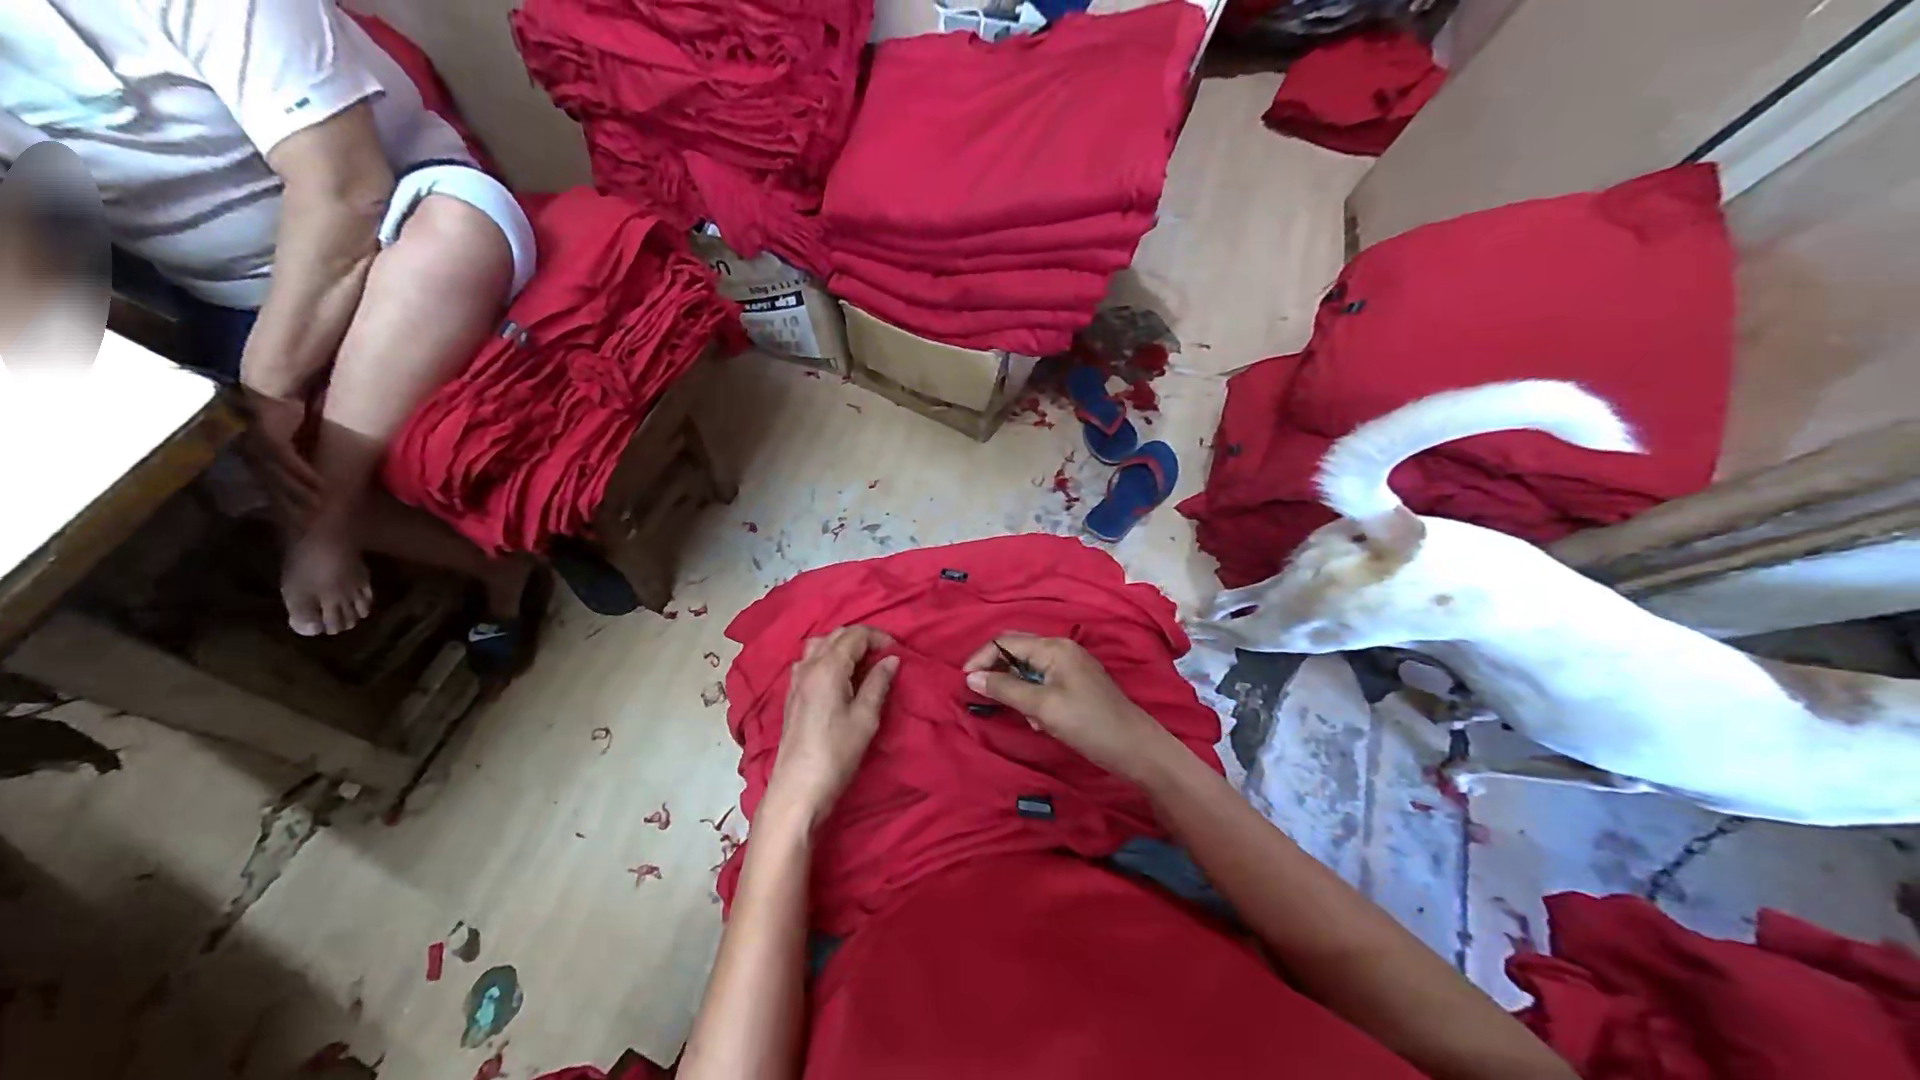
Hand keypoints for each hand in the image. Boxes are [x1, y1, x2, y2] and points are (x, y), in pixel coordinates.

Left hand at [239, 386, 324, 523]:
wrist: (273, 383)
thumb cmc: (285, 406)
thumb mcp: (294, 432)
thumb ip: (301, 448)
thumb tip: (317, 464)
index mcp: (257, 455)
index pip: (272, 485)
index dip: (285, 503)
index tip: (300, 520)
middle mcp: (254, 454)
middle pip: (275, 486)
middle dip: (291, 506)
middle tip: (309, 524)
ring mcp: (260, 446)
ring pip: (281, 477)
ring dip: (300, 494)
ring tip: (320, 509)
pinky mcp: (271, 438)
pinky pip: (289, 461)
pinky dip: (303, 474)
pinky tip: (320, 486)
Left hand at [764, 625, 899, 827]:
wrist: (798, 788)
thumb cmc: (837, 753)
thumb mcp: (866, 718)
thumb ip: (878, 683)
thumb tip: (891, 660)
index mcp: (827, 667)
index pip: (855, 635)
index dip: (878, 637)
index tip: (896, 652)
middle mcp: (808, 667)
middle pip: (836, 635)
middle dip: (861, 639)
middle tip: (883, 656)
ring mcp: (796, 680)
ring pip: (820, 646)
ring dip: (842, 646)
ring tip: (862, 665)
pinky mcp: (792, 695)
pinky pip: (810, 662)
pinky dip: (828, 658)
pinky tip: (840, 679)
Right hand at [963, 634, 1175, 784]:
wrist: (1136, 749)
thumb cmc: (1089, 724)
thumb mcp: (1042, 708)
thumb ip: (1005, 689)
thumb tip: (971, 678)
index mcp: (1054, 647)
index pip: (1006, 642)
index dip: (982, 659)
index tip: (965, 683)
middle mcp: (1062, 649)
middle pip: (1017, 651)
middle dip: (998, 672)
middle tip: (985, 698)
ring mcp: (1072, 666)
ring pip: (1029, 669)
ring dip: (1017, 689)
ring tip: (1023, 716)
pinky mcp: (1077, 684)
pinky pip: (1043, 683)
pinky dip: (1033, 698)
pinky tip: (1039, 721)